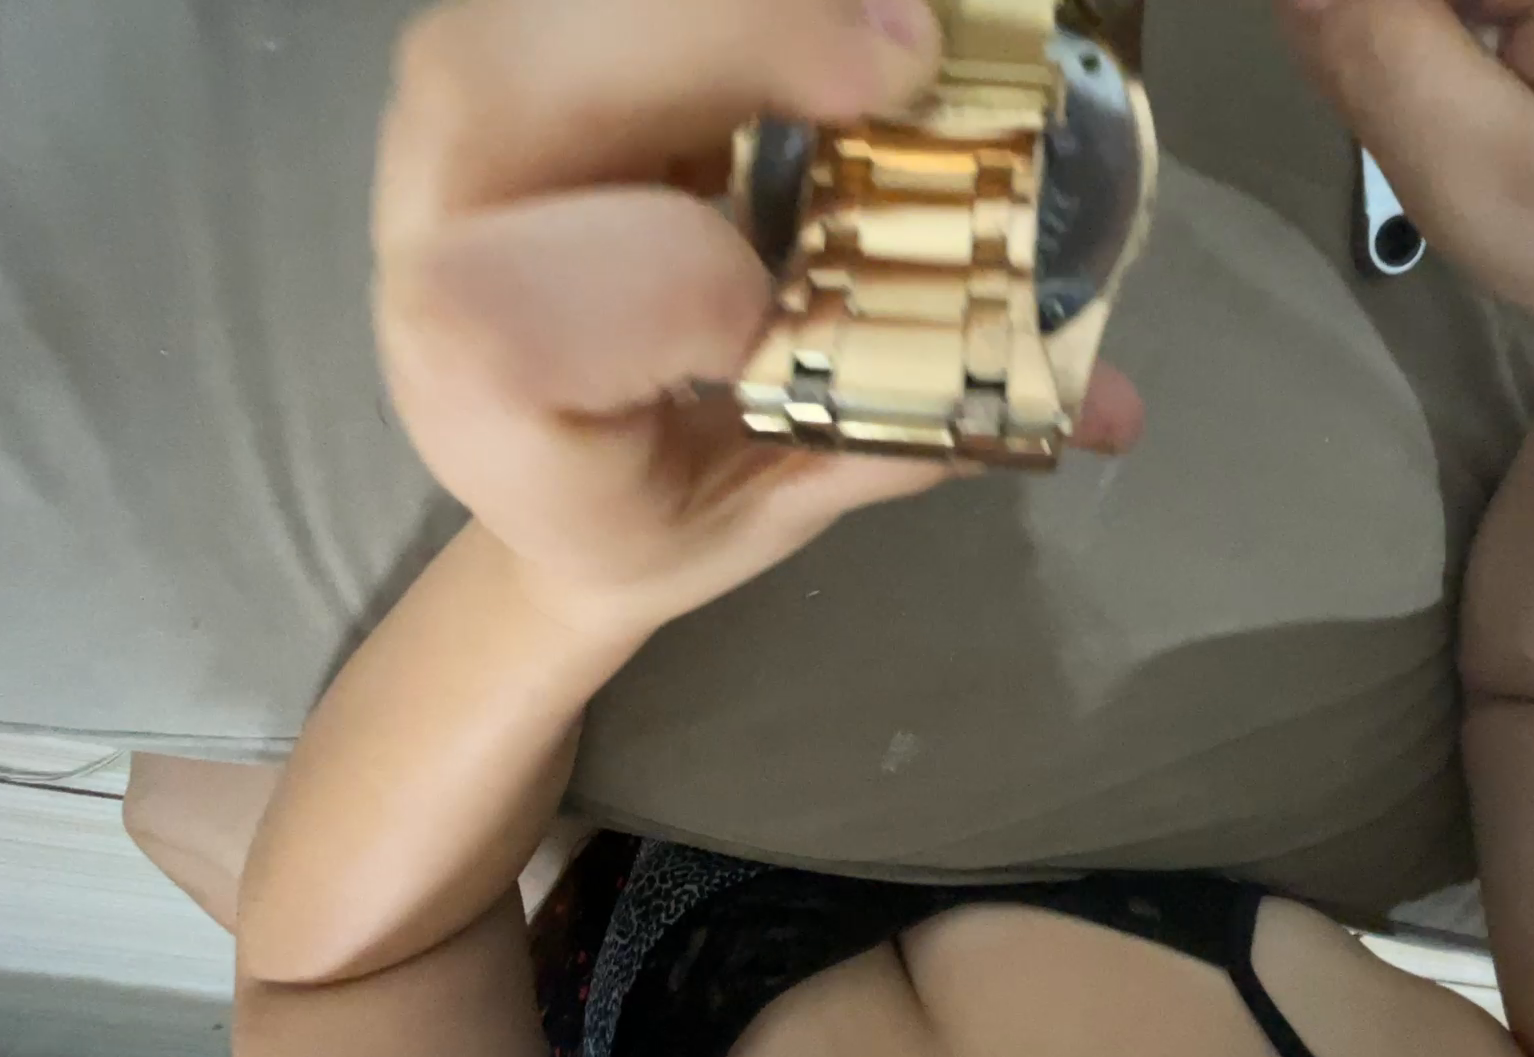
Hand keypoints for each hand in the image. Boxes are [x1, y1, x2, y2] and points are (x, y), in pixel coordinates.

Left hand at [373, 0, 1143, 637]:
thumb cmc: (648, 528)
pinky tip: (795, 34)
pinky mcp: (494, 95)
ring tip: (872, 39)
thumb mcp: (761, 518)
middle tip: (904, 55)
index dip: (675, 286)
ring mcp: (441, 162)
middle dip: (720, 40)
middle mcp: (431, 263)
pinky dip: (707, 4)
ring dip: (727, 1)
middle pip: (504, 82)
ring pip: (539, 7)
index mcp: (486, 420)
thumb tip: (1102, 406)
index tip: (789, 298)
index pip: (516, 322)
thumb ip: (901, 447)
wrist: (552, 499)